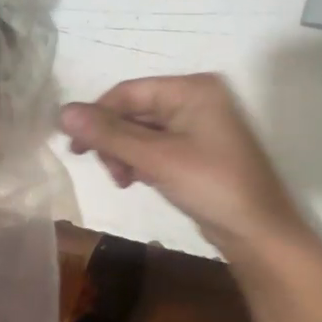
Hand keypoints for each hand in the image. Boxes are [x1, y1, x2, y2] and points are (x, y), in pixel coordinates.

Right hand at [59, 74, 308, 255]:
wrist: (259, 233)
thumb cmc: (211, 186)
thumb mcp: (155, 158)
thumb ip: (108, 134)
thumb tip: (62, 112)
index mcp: (191, 89)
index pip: (127, 92)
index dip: (96, 116)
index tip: (76, 148)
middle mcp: (195, 98)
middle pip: (133, 111)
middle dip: (114, 141)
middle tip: (109, 172)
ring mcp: (198, 124)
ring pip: (140, 131)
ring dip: (124, 154)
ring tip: (124, 180)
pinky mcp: (197, 148)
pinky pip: (155, 146)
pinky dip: (140, 161)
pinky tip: (137, 180)